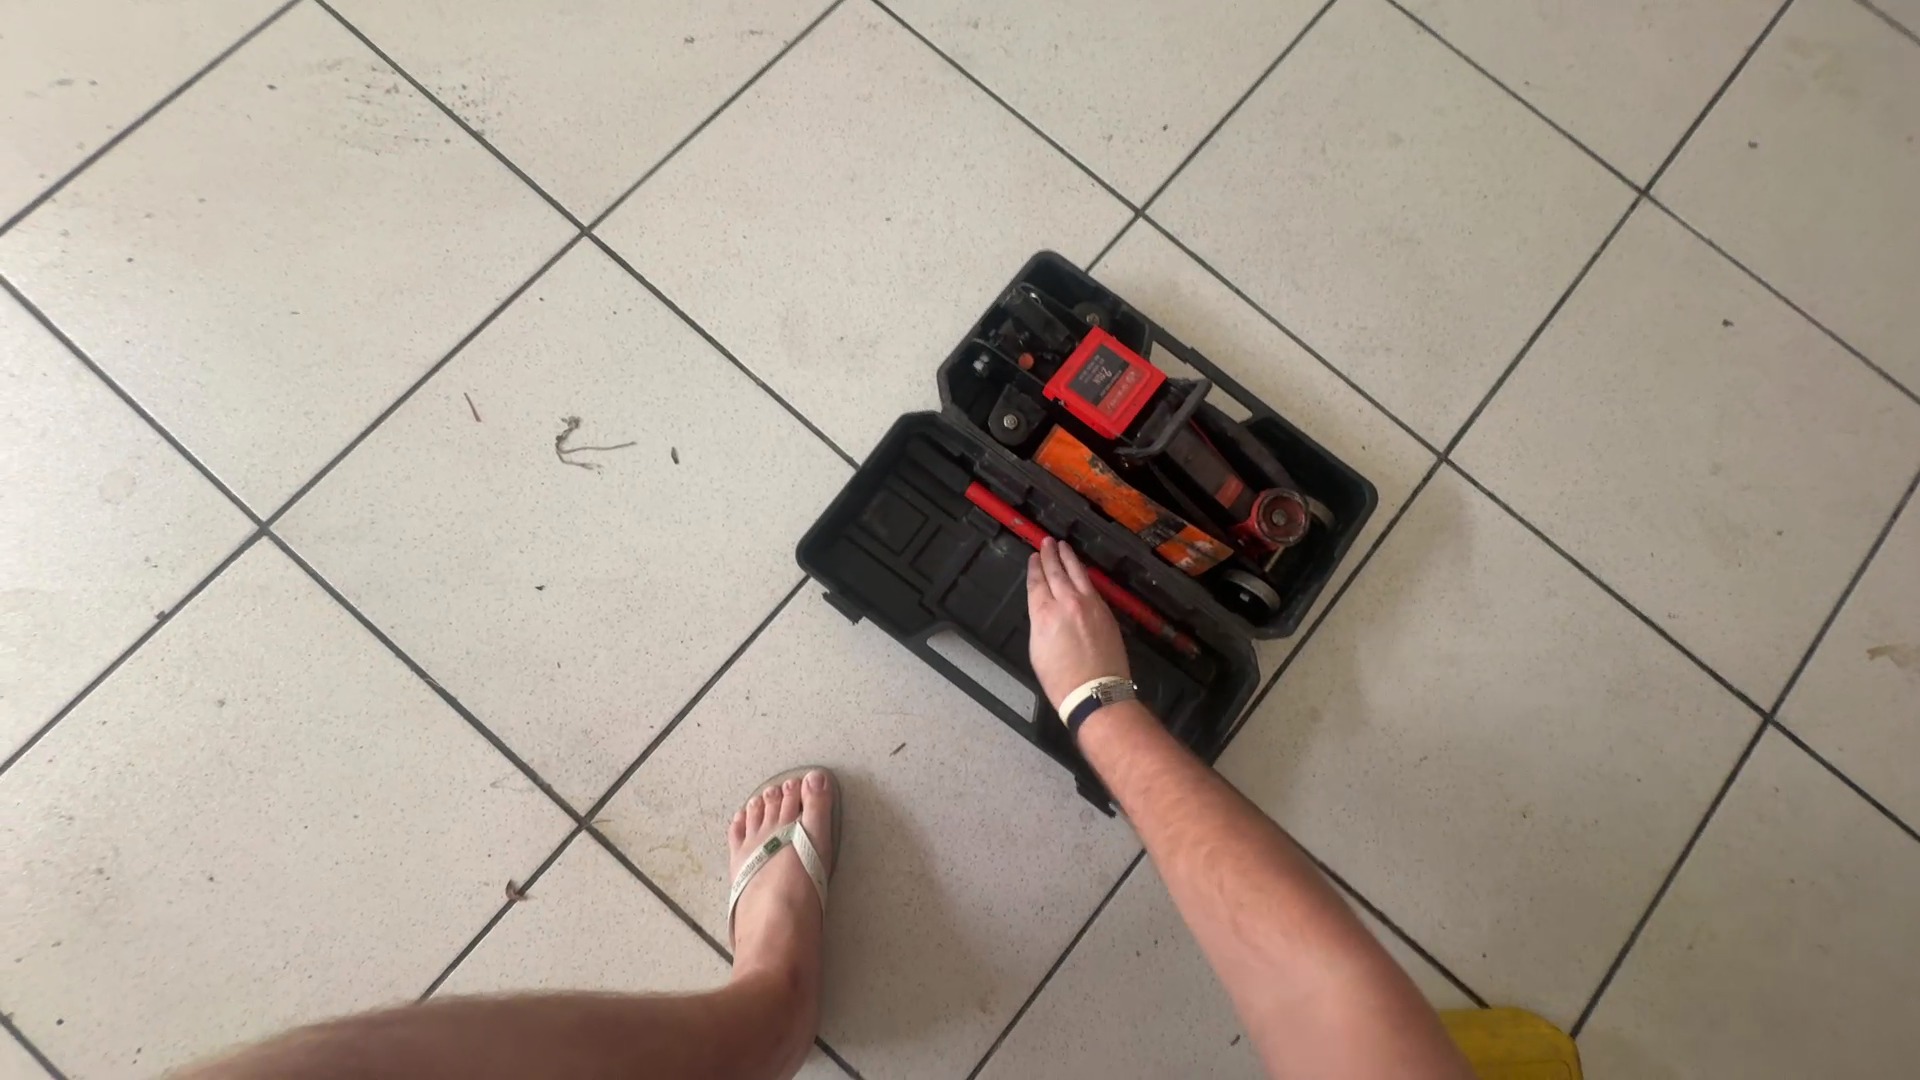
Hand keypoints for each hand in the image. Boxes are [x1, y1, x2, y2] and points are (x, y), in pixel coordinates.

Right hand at [1026, 538, 1129, 711]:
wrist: (1096, 691)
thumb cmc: (1060, 679)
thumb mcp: (1037, 649)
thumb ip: (1040, 622)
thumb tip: (1045, 609)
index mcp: (1044, 614)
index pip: (1037, 583)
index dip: (1035, 568)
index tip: (1034, 557)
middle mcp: (1067, 603)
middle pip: (1057, 572)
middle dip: (1050, 555)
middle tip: (1047, 542)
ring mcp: (1089, 605)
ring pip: (1077, 574)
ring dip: (1069, 558)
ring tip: (1063, 546)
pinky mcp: (1105, 611)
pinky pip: (1092, 586)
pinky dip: (1083, 575)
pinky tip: (1081, 571)